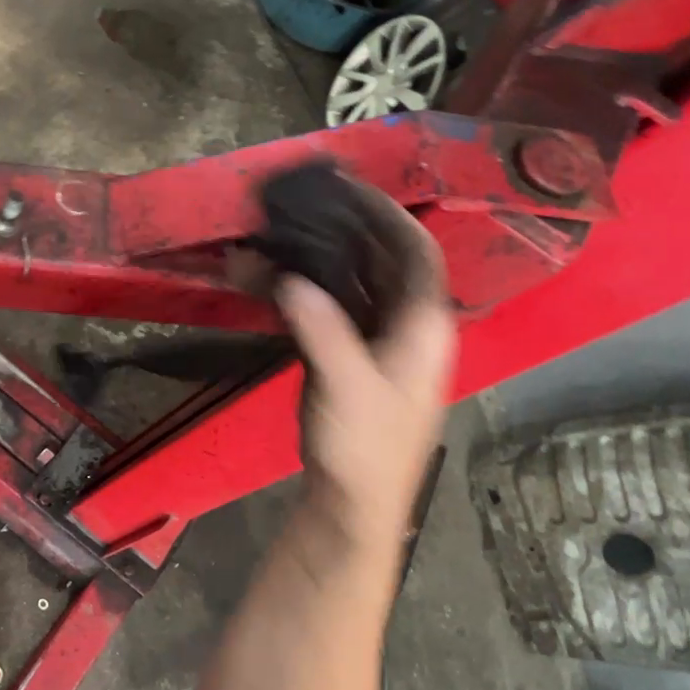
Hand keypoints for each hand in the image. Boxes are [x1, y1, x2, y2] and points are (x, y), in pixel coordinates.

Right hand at [278, 201, 453, 549]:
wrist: (351, 500)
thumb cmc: (366, 447)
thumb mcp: (348, 387)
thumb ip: (323, 330)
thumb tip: (290, 280)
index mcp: (423, 329)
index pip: (415, 254)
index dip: (389, 217)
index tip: (350, 190)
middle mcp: (402, 326)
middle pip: (379, 263)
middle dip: (343, 232)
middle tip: (302, 204)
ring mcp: (371, 342)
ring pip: (347, 286)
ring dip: (313, 261)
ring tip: (275, 235)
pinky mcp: (342, 357)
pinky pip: (322, 310)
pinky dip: (296, 292)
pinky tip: (266, 278)